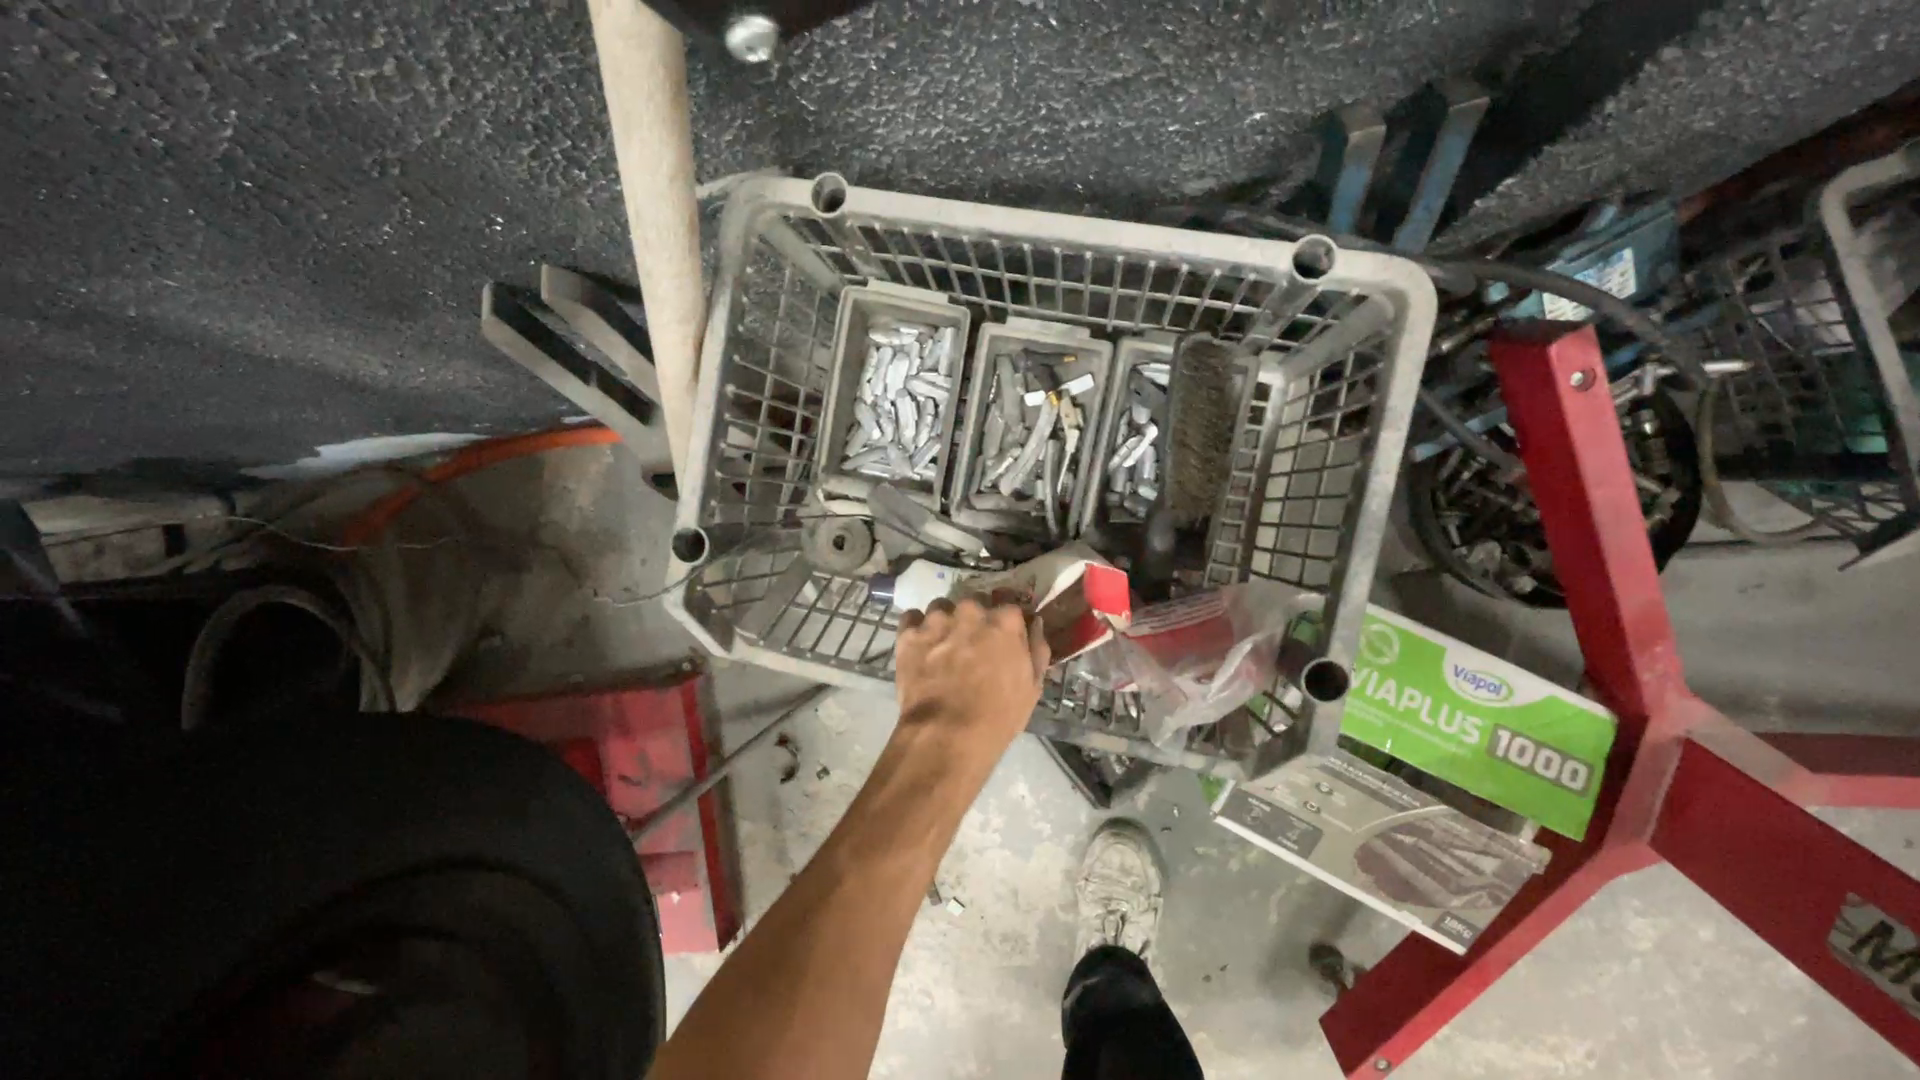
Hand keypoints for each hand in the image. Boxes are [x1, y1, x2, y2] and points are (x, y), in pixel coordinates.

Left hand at [894, 596, 1049, 750]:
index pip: (1010, 609)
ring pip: (941, 608)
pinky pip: (912, 618)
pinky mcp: (908, 634)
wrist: (946, 733)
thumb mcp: (1032, 687)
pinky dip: (916, 629)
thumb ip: (1036, 649)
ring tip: (942, 647)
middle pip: (974, 604)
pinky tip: (919, 647)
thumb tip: (1034, 624)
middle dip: (974, 620)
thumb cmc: (998, 715)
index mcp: (1005, 621)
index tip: (1003, 640)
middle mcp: (971, 611)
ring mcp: (936, 620)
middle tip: (971, 646)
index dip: (1006, 625)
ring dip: (944, 622)